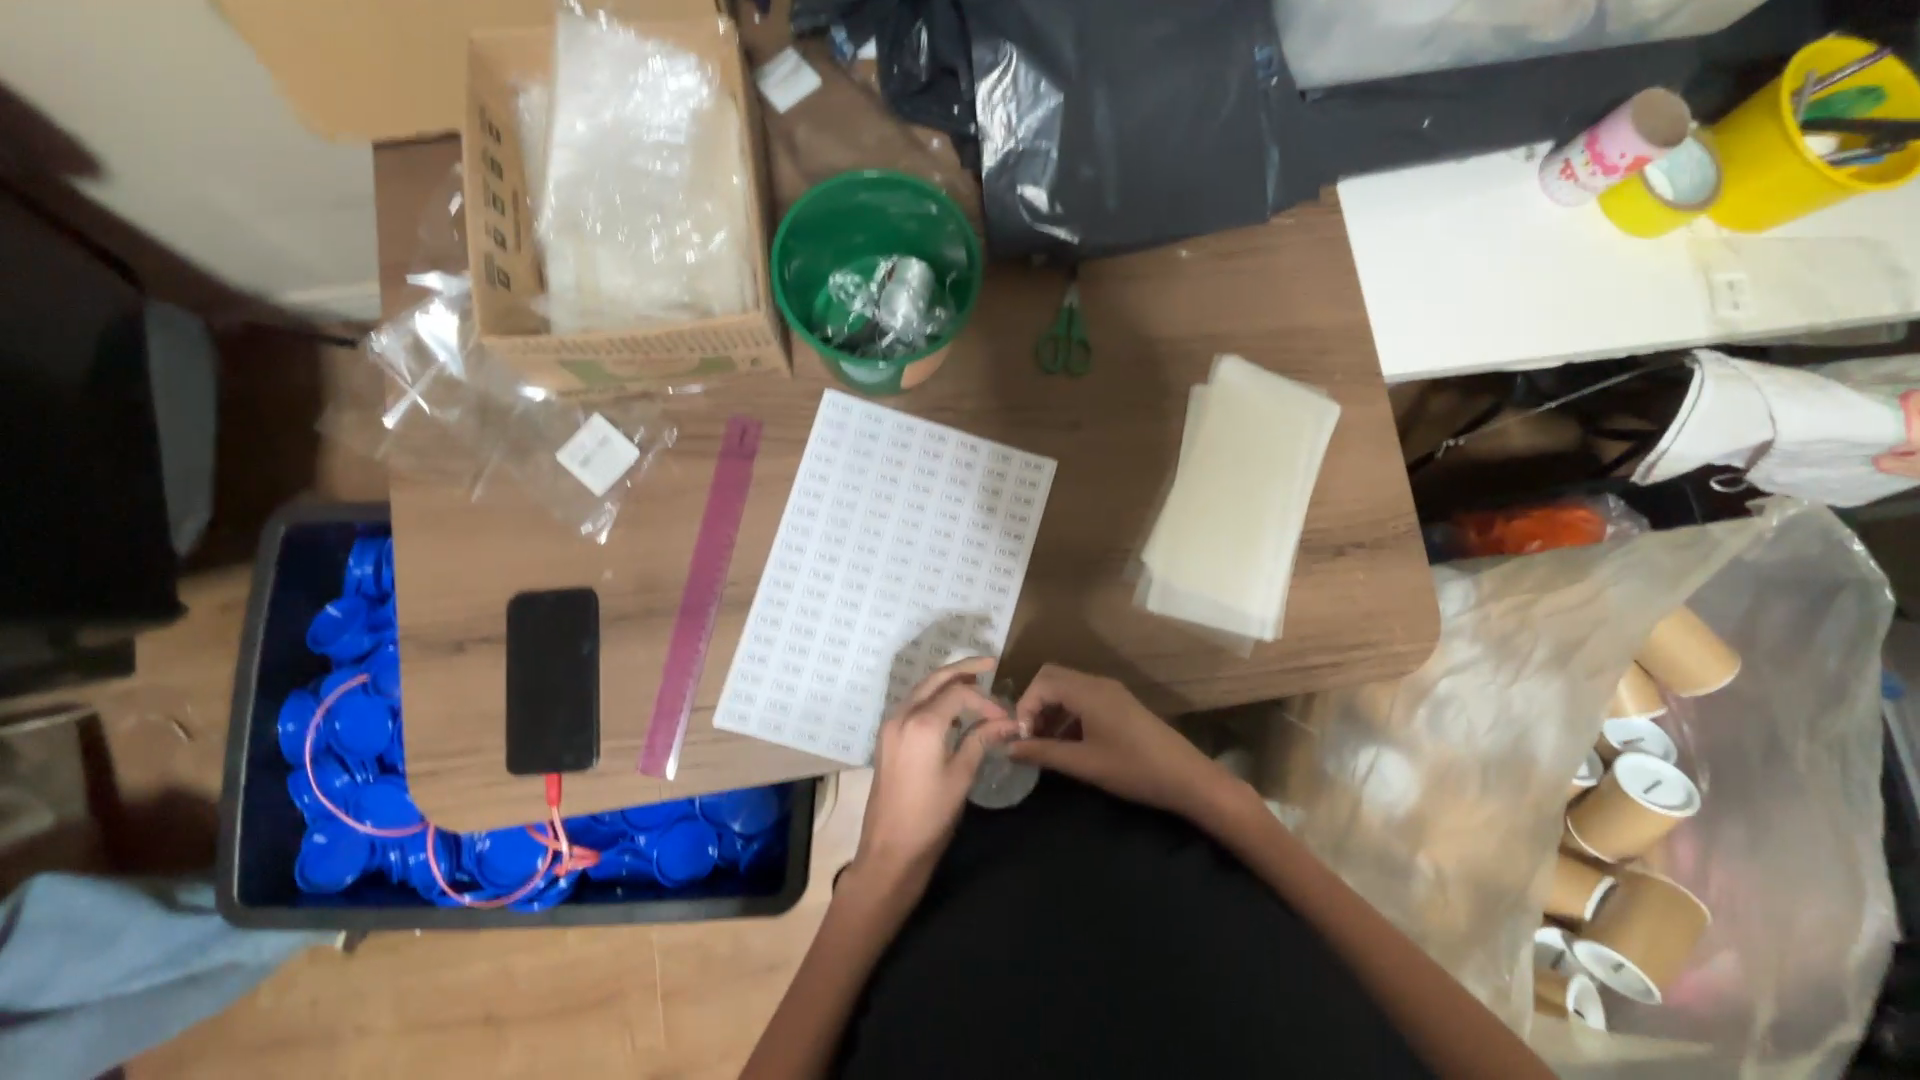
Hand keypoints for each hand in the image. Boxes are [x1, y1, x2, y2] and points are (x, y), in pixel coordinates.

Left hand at [855, 657, 1015, 882]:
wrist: (890, 849)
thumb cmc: (930, 815)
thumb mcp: (962, 775)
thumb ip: (981, 740)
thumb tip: (1008, 722)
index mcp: (922, 723)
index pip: (958, 692)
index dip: (985, 700)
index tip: (1005, 718)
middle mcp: (901, 716)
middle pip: (935, 680)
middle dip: (963, 669)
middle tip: (990, 663)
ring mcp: (890, 726)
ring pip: (921, 690)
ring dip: (946, 683)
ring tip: (975, 683)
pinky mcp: (887, 739)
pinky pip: (912, 706)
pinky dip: (933, 699)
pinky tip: (952, 711)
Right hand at [1007, 664, 1245, 819]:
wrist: (1186, 778)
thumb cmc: (1132, 769)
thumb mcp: (1083, 764)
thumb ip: (1043, 753)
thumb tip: (1009, 748)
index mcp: (1088, 692)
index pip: (1042, 682)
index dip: (1024, 707)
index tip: (1021, 738)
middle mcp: (1098, 684)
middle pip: (1053, 679)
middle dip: (1035, 705)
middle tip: (1029, 737)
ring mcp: (1112, 693)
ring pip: (1068, 689)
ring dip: (1051, 711)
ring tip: (1045, 745)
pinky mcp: (1121, 705)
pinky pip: (1084, 699)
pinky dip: (1069, 715)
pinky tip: (1068, 744)